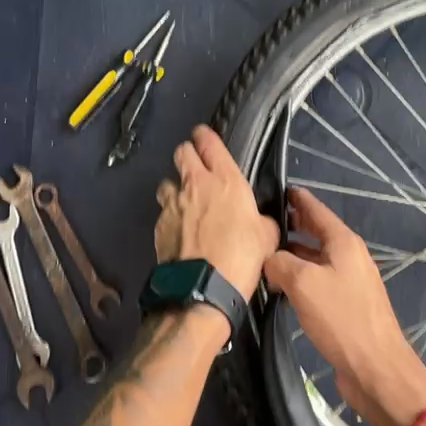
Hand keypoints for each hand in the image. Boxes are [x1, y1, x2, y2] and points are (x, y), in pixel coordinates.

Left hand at [154, 125, 280, 300]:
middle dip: (187, 155)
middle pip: (182, 152)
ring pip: (167, 182)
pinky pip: (162, 213)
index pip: (209, 142)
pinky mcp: (159, 226)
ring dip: (174, 188)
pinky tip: (178, 232)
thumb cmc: (241, 257)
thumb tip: (259, 220)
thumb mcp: (266, 237)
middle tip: (195, 167)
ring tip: (183, 203)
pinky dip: (169, 217)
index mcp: (225, 180)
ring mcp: (173, 204)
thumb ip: (261, 220)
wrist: (203, 289)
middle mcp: (195, 184)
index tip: (204, 137)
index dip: (205, 136)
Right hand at [262, 187, 425, 425]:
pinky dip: (299, 281)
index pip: (316, 209)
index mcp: (344, 243)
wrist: (377, 370)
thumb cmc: (342, 319)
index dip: (296, 199)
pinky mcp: (346, 307)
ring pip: (315, 261)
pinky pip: (318, 284)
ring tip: (262, 258)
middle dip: (291, 227)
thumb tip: (268, 259)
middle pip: (316, 233)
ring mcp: (349, 283)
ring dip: (292, 258)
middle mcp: (349, 257)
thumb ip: (280, 263)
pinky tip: (279, 291)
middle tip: (261, 224)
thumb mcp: (303, 283)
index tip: (276, 188)